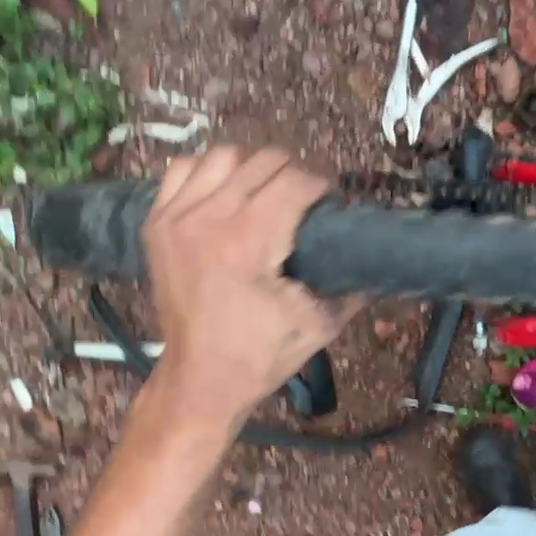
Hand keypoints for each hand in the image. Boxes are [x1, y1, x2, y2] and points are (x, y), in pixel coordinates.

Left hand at [141, 147, 356, 429]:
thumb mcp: (320, 327)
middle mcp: (210, 219)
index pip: (294, 183)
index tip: (332, 205)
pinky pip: (185, 169)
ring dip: (252, 169)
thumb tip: (378, 265)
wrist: (203, 378)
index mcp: (250, 243)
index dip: (322, 188)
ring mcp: (177, 217)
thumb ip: (352, 291)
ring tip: (265, 195)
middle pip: (262, 162)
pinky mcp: (157, 222)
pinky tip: (226, 196)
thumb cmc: (263, 356)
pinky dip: (210, 174)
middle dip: (292, 176)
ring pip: (223, 157)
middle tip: (305, 203)